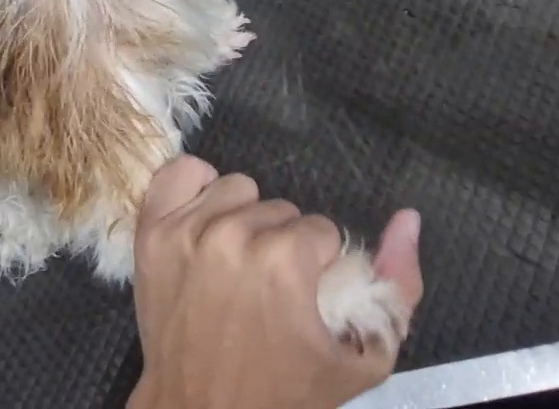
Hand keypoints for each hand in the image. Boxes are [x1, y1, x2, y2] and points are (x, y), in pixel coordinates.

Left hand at [128, 157, 423, 408]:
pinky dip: (195, 187)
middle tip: (268, 287)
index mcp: (284, 262)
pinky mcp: (151, 228)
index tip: (303, 297)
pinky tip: (205, 218)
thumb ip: (398, 286)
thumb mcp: (362, 359)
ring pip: (236, 188)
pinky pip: (180, 171)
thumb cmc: (284, 391)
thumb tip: (407, 218)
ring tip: (238, 260)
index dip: (319, 265)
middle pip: (278, 209)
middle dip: (283, 243)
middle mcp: (232, 235)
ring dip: (243, 218)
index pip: (321, 229)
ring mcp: (185, 229)